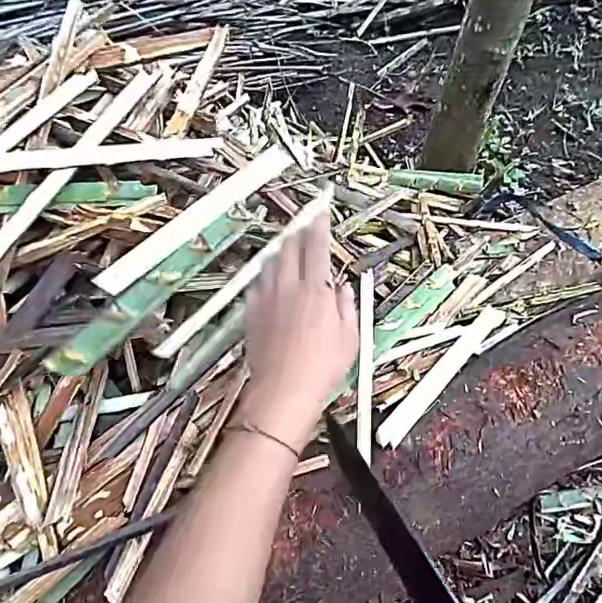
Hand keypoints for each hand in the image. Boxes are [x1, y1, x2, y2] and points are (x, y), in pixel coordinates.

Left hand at [237, 207, 356, 446]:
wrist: (283, 390)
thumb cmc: (321, 369)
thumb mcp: (350, 338)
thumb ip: (348, 306)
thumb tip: (344, 289)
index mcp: (316, 290)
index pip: (317, 245)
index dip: (319, 224)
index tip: (321, 212)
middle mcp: (288, 287)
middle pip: (290, 246)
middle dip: (299, 232)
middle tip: (305, 227)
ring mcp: (266, 298)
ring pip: (271, 261)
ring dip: (282, 250)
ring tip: (288, 248)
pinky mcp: (251, 312)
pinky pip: (258, 282)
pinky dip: (266, 273)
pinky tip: (271, 278)